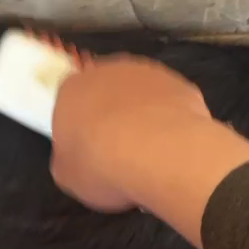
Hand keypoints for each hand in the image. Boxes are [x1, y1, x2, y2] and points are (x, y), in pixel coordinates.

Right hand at [49, 53, 248, 245]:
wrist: (161, 153)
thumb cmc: (103, 165)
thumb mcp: (68, 176)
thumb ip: (67, 160)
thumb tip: (75, 157)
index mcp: (71, 90)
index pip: (69, 104)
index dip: (79, 129)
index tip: (89, 153)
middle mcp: (108, 72)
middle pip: (106, 94)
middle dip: (111, 118)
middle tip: (119, 153)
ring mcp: (148, 74)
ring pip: (141, 96)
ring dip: (143, 116)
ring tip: (152, 152)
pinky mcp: (181, 83)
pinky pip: (171, 104)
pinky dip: (172, 121)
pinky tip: (175, 146)